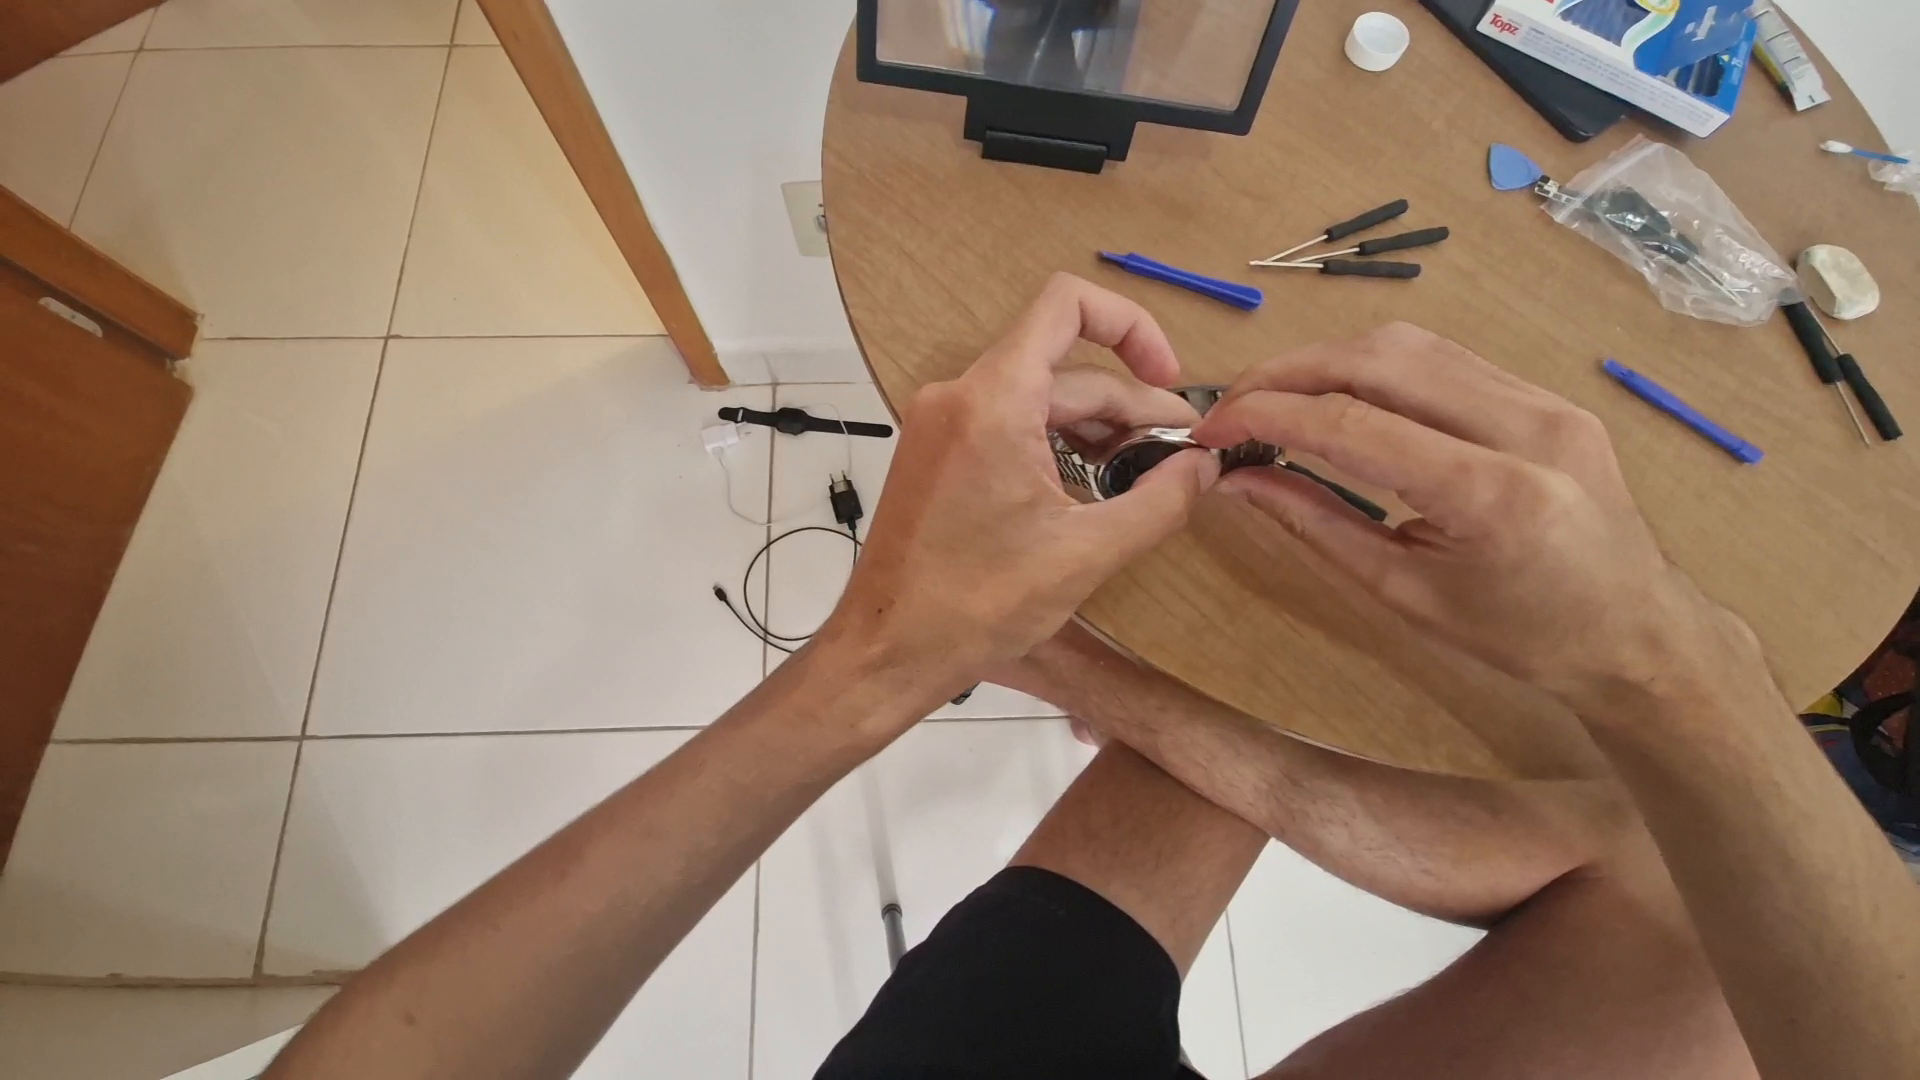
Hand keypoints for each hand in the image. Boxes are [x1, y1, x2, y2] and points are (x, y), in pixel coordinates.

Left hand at [819, 273, 1219, 700]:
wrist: (888, 648)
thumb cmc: (975, 606)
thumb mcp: (1086, 553)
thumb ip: (1161, 501)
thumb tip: (1204, 466)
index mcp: (992, 402)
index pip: (1067, 305)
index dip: (1132, 327)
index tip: (1168, 383)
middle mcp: (958, 397)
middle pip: (1064, 371)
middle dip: (1129, 407)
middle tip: (1179, 456)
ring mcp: (940, 425)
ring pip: (1036, 401)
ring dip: (1094, 430)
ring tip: (1142, 476)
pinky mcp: (935, 455)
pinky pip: (1006, 427)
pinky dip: (1054, 446)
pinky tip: (1091, 487)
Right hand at [1191, 323, 1731, 711]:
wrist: (1638, 632)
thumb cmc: (1516, 635)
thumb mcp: (1401, 590)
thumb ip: (1314, 523)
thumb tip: (1236, 480)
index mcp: (1490, 494)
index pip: (1351, 423)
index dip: (1266, 415)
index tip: (1210, 429)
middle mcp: (1524, 425)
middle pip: (1377, 359)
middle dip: (1284, 373)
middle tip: (1229, 405)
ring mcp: (1543, 399)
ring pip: (1406, 344)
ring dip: (1322, 361)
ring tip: (1270, 397)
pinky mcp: (1543, 393)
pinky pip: (1438, 356)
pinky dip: (1368, 365)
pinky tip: (1334, 394)